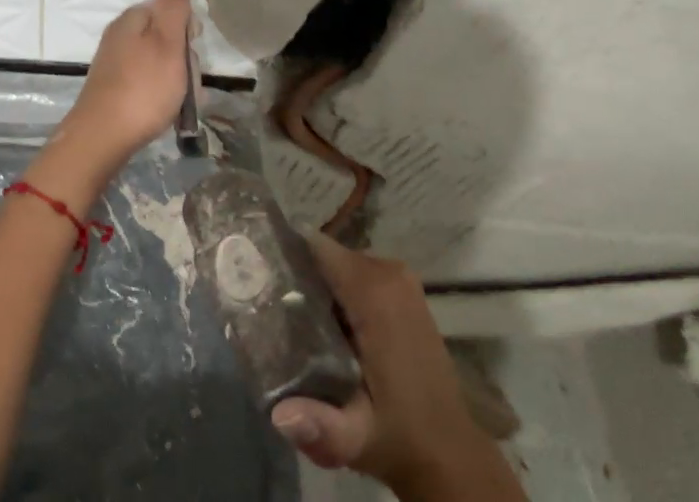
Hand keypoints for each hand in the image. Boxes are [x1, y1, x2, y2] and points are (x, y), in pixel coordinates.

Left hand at [31, 0, 191, 194]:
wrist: (104, 136)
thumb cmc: (143, 88)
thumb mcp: (167, 43)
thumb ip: (173, 9)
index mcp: (131, 20)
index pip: (167, 7)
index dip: (187, 26)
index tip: (193, 46)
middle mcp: (120, 36)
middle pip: (164, 36)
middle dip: (183, 57)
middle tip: (187, 79)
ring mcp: (115, 63)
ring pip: (159, 62)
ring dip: (176, 79)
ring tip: (180, 100)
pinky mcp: (115, 88)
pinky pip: (147, 82)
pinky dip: (161, 94)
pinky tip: (166, 110)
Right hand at [271, 236, 524, 500]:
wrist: (448, 452)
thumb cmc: (400, 436)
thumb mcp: (355, 439)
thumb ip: (320, 426)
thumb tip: (279, 415)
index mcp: (376, 295)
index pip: (315, 247)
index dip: (279, 255)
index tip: (250, 275)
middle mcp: (389, 275)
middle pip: (322, 255)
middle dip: (290, 275)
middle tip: (259, 305)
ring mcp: (400, 282)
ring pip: (336, 264)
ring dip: (310, 286)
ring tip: (281, 317)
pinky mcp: (404, 293)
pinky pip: (354, 275)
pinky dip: (332, 293)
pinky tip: (314, 326)